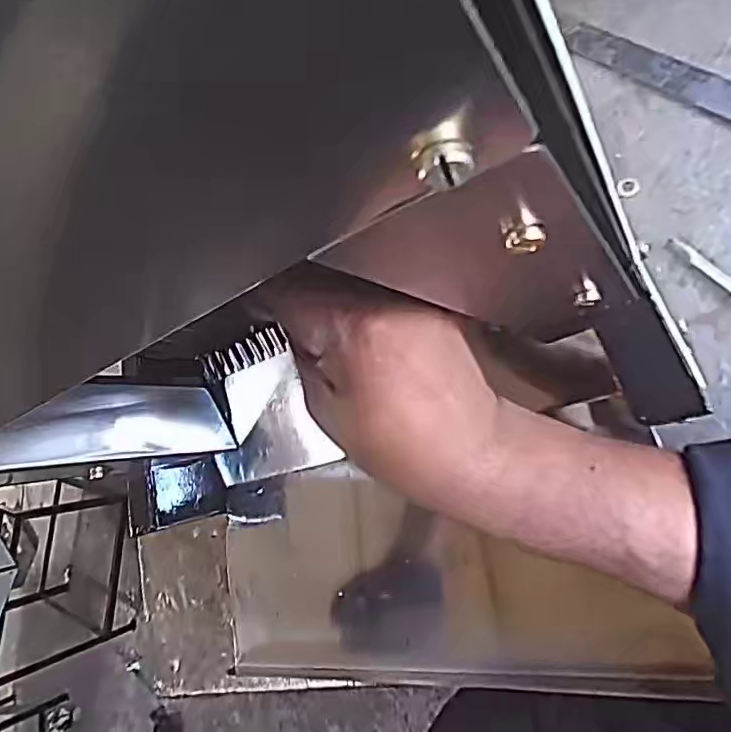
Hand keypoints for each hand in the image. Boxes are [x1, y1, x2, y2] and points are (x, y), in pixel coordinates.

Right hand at [256, 264, 508, 517]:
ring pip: (345, 282)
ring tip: (330, 345)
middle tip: (287, 336)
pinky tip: (361, 344)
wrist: (475, 452)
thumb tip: (276, 331)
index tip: (255, 317)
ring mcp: (411, 297)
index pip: (287, 291)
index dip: (262, 304)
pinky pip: (375, 293)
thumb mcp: (325, 411)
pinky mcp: (428, 302)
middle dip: (294, 302)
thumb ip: (295, 359)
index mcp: (354, 325)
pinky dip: (358, 310)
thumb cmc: (409, 448)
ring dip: (327, 304)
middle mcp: (386, 299)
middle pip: (317, 278)